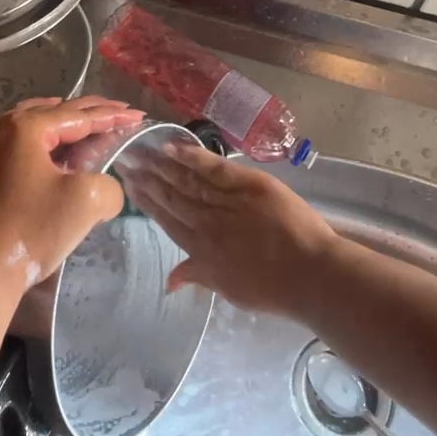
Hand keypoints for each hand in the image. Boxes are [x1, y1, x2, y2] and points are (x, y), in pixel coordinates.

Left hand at [0, 96, 143, 295]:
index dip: (111, 115)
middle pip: (47, 114)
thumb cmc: (32, 229)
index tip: (136, 115)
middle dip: (83, 114)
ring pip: (18, 129)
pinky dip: (10, 149)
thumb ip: (108, 185)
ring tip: (70, 127)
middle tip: (112, 115)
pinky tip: (12, 156)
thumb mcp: (86, 201)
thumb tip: (103, 190)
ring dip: (48, 127)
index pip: (78, 116)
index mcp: (24, 127)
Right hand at [117, 143, 338, 314]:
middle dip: (147, 177)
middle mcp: (207, 223)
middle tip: (125, 158)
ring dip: (161, 164)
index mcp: (202, 250)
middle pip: (171, 196)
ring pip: (187, 179)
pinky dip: (192, 155)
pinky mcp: (247, 183)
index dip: (147, 201)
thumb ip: (198, 276)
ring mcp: (226, 201)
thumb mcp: (230, 289)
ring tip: (141, 150)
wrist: (311, 274)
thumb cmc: (274, 288)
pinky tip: (171, 146)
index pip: (167, 220)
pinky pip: (213, 167)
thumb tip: (169, 281)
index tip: (130, 184)